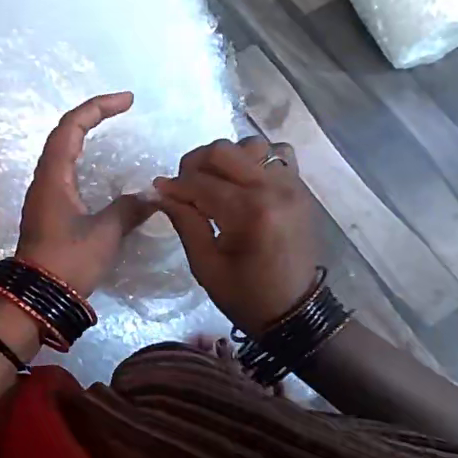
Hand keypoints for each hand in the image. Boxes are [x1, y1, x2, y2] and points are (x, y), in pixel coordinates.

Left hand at [14, 92, 156, 297]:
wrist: (38, 297)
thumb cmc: (69, 261)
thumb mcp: (105, 233)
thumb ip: (129, 209)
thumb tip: (152, 195)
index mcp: (54, 177)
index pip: (72, 127)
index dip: (98, 108)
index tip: (128, 101)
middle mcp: (44, 180)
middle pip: (64, 134)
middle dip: (93, 116)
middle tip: (122, 108)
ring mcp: (43, 197)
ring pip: (61, 154)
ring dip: (84, 137)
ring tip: (110, 130)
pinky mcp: (47, 213)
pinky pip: (64, 173)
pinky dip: (82, 160)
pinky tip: (98, 170)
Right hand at [154, 136, 320, 331]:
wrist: (295, 311)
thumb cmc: (245, 296)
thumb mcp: (206, 265)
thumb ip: (185, 222)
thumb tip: (161, 192)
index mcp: (249, 213)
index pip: (201, 183)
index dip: (174, 186)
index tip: (157, 191)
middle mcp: (273, 189)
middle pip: (223, 152)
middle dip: (195, 165)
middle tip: (183, 186)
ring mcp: (292, 184)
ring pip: (251, 146)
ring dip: (226, 160)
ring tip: (214, 184)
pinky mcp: (300, 188)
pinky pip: (277, 154)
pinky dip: (256, 160)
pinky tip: (243, 182)